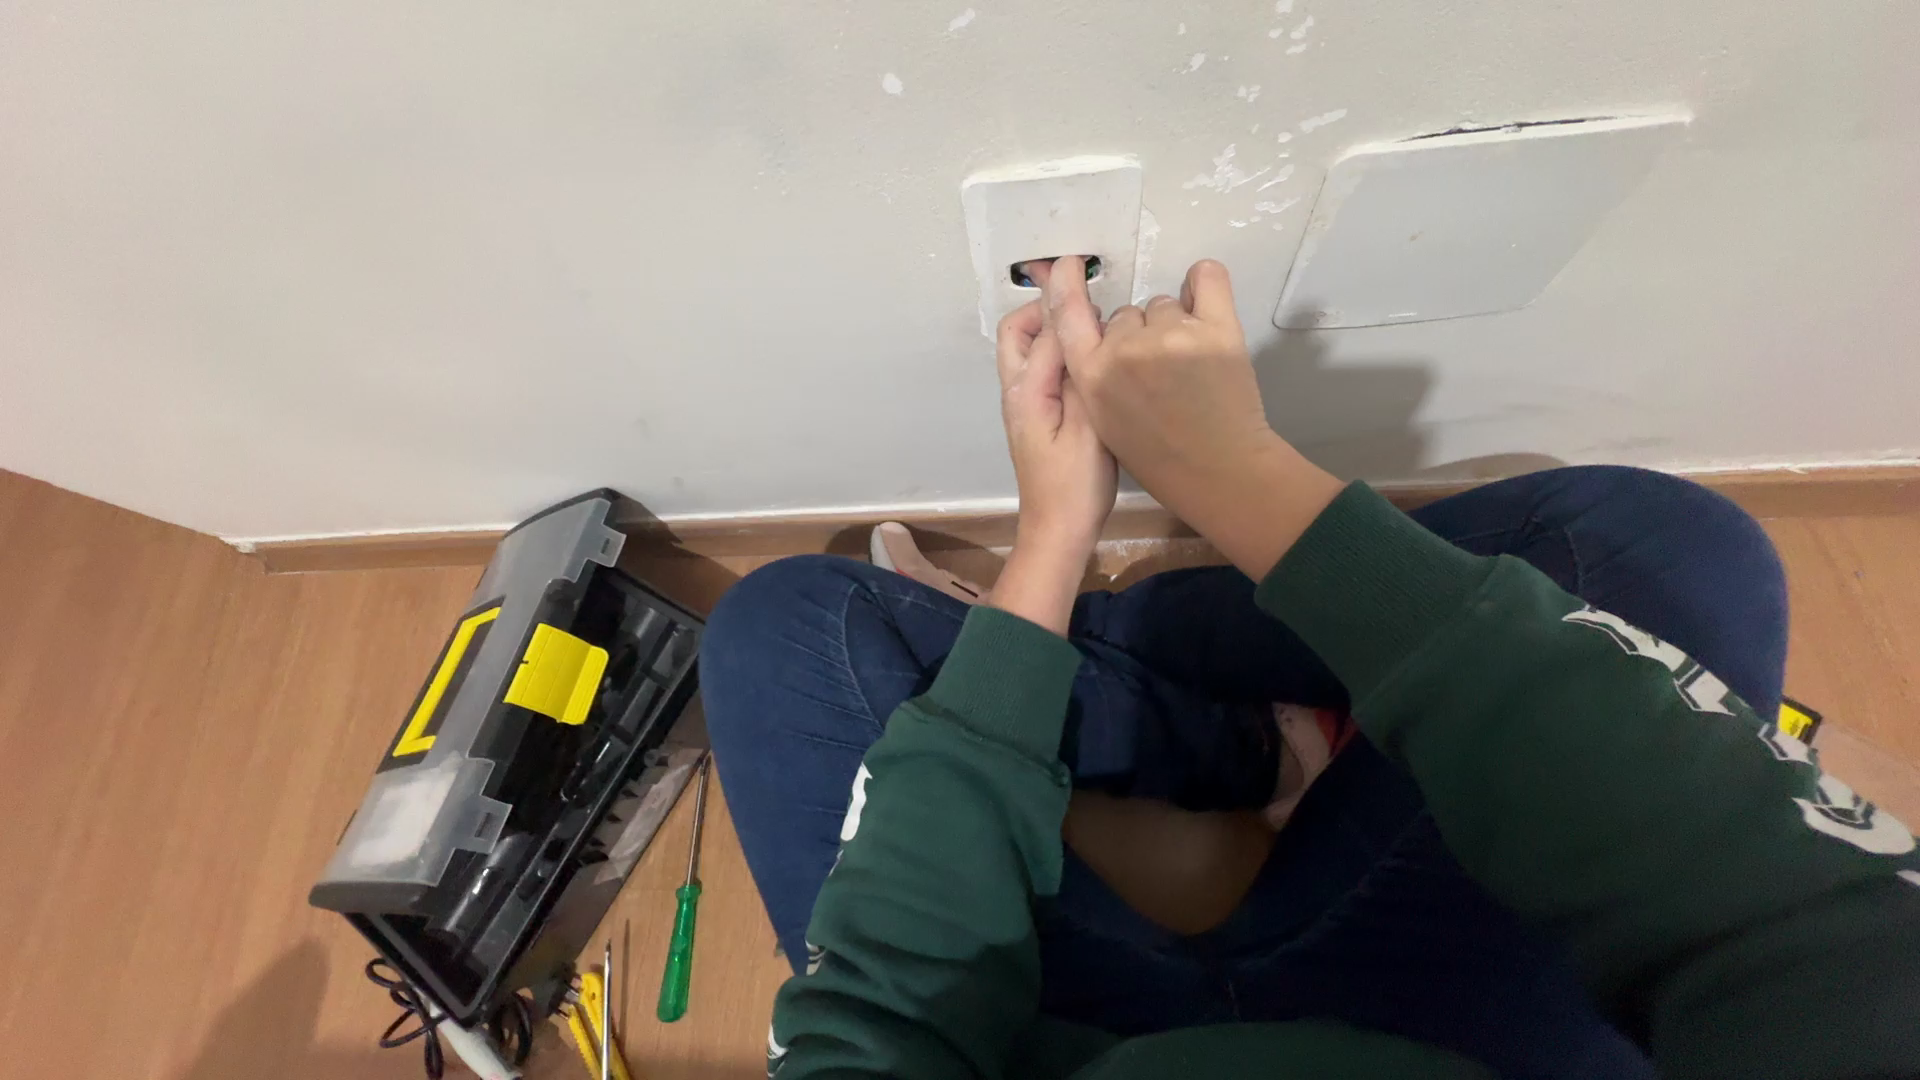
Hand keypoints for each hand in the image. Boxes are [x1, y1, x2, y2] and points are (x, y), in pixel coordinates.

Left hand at [988, 257, 1117, 632]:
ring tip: (1090, 325)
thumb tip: (1076, 323)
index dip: (1060, 293)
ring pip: (1025, 352)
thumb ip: (1078, 372)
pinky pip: (1038, 371)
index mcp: (1027, 391)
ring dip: (1049, 329)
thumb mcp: (1086, 425)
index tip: (1076, 262)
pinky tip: (1088, 360)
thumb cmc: (1076, 484)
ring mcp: (1022, 407)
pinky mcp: (1034, 419)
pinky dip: (1056, 353)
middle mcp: (1016, 393)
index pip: (1041, 328)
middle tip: (1081, 301)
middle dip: (1042, 308)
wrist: (1058, 529)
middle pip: (1016, 334)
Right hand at [1045, 259, 1342, 578]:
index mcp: (1091, 375)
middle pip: (1127, 315)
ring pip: (1164, 305)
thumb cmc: (1154, 454)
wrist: (1215, 470)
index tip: (1069, 264)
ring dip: (1172, 324)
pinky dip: (1204, 283)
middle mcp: (1124, 349)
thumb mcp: (1102, 419)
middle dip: (1139, 334)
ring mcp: (1171, 336)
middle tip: (1159, 373)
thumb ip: (1093, 375)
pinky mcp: (1216, 329)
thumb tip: (1103, 337)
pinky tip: (1205, 302)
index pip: (1067, 313)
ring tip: (1187, 367)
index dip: (1065, 284)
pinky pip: (1207, 278)